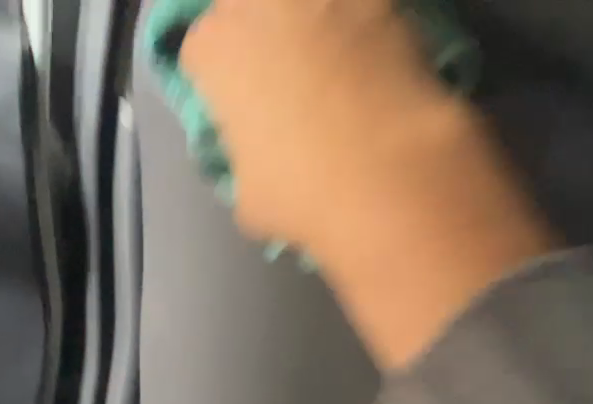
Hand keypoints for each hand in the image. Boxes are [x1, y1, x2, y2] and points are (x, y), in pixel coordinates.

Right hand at [179, 0, 457, 257]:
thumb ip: (243, 157)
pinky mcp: (384, 4)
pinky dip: (365, 37)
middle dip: (261, 40)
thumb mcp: (248, 195)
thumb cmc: (303, 195)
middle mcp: (263, 3)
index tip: (239, 111)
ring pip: (308, 6)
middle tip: (284, 87)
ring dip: (313, 31)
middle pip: (250, 9)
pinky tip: (376, 76)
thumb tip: (258, 158)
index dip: (219, 82)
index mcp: (216, 48)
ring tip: (333, 77)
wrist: (390, 179)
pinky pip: (363, 15)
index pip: (202, 51)